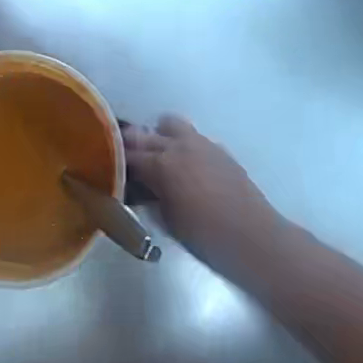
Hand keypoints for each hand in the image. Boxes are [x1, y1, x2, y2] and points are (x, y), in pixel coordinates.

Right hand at [123, 115, 281, 275]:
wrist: (255, 239)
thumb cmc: (207, 237)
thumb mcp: (168, 220)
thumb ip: (151, 196)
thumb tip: (142, 188)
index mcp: (161, 165)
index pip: (128, 155)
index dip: (116, 160)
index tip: (107, 165)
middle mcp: (178, 146)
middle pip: (144, 134)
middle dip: (132, 144)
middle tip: (126, 160)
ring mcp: (201, 144)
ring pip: (170, 124)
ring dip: (159, 135)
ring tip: (159, 154)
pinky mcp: (219, 150)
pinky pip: (193, 137)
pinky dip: (184, 144)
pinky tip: (187, 164)